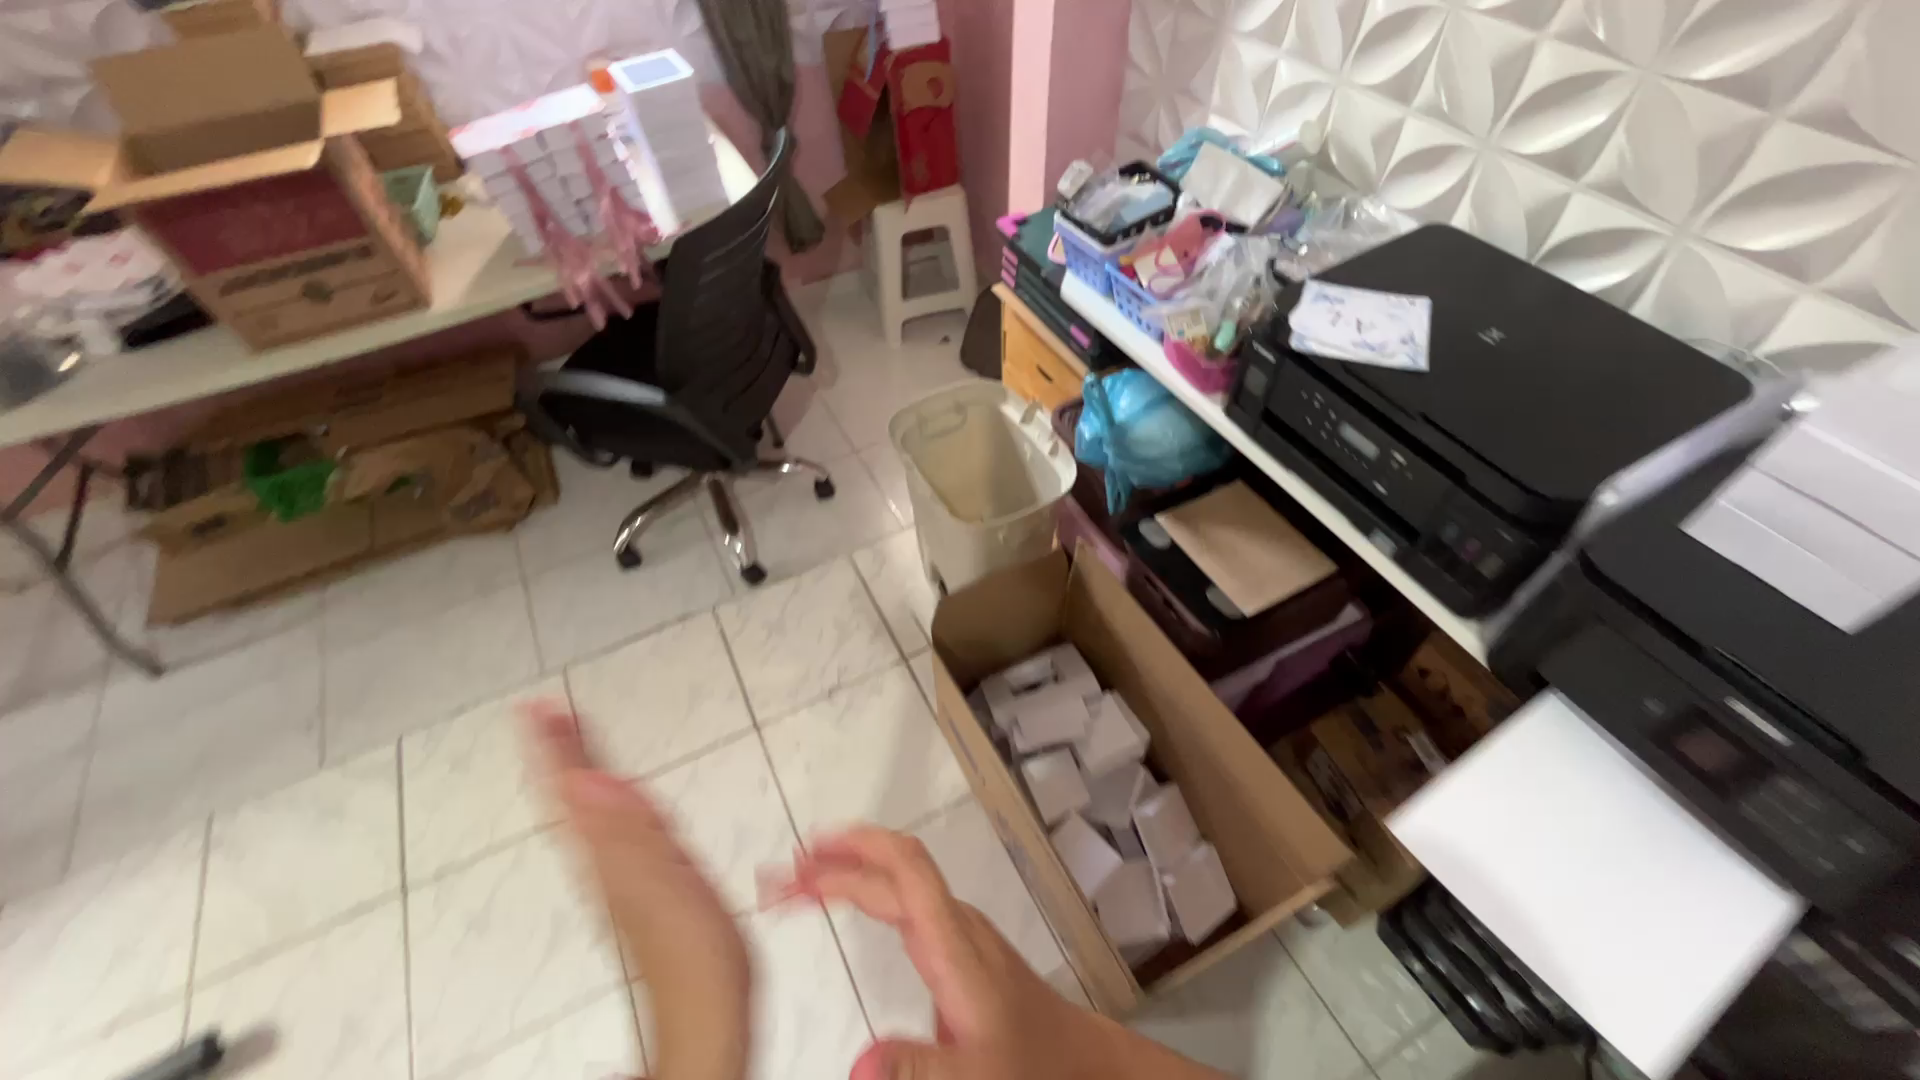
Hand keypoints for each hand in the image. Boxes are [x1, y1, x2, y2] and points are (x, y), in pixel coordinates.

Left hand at [524, 702, 751, 1079]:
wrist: (704, 1023)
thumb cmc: (696, 959)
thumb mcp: (665, 890)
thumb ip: (630, 834)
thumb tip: (588, 782)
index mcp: (610, 858)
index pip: (575, 795)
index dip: (560, 751)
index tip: (540, 710)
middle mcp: (606, 866)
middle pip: (575, 803)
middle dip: (562, 756)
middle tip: (547, 714)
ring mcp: (620, 883)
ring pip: (587, 818)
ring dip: (575, 776)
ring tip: (568, 743)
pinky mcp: (641, 893)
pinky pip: (609, 836)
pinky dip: (601, 807)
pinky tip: (605, 802)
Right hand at [769, 827, 1225, 1079]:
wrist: (1077, 1059)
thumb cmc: (1030, 1063)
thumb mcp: (974, 1076)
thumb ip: (918, 1068)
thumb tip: (854, 1067)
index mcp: (953, 941)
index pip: (906, 870)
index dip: (856, 851)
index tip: (806, 857)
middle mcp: (952, 922)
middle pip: (891, 869)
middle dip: (834, 862)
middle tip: (778, 880)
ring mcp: (956, 927)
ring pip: (896, 879)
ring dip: (846, 870)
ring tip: (797, 882)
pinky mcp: (955, 941)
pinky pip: (902, 897)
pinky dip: (864, 889)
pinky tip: (845, 900)